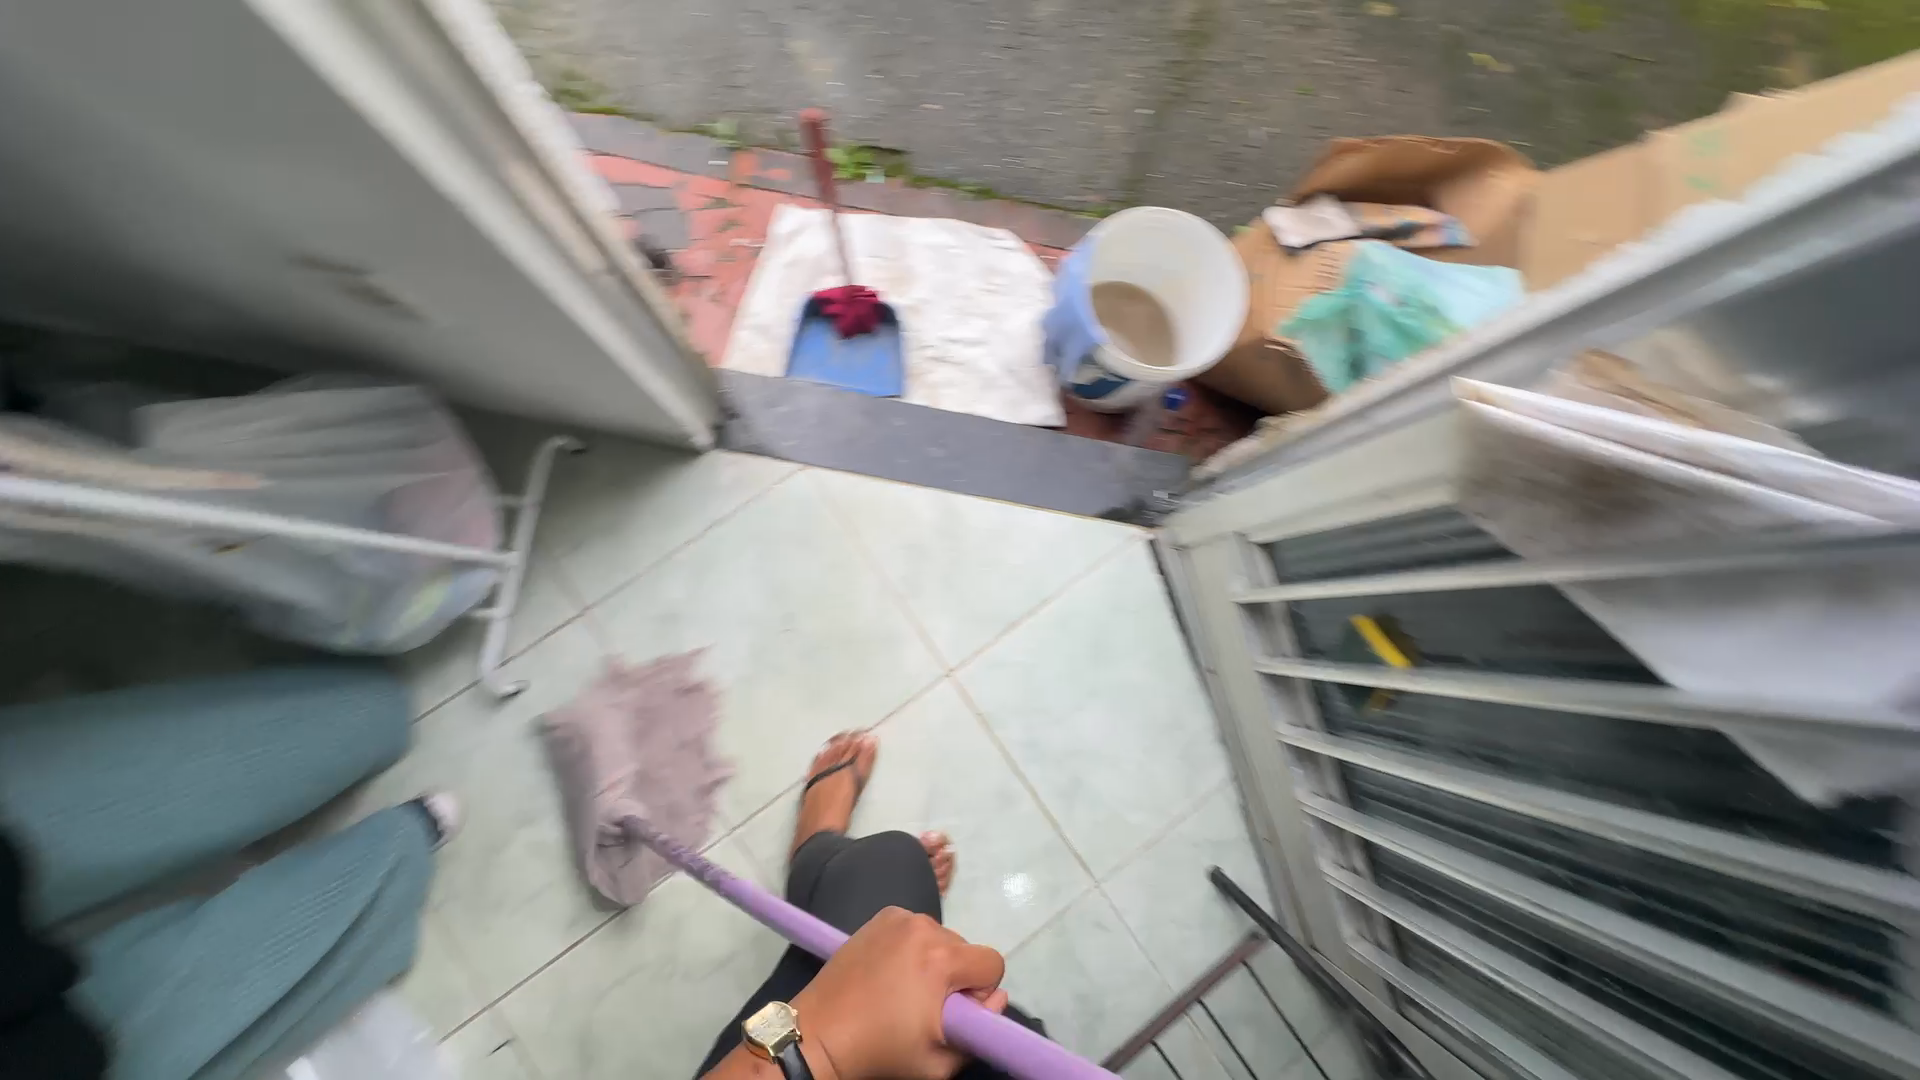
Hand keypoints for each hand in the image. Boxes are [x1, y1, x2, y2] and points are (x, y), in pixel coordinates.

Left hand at [793, 907, 1008, 1079]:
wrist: (821, 1033)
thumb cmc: (882, 1050)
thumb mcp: (940, 1062)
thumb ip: (980, 1030)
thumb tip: (994, 999)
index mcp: (942, 959)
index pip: (992, 962)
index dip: (983, 992)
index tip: (958, 1012)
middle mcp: (925, 926)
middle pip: (964, 949)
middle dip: (956, 977)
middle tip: (927, 1006)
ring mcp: (900, 916)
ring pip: (940, 938)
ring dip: (934, 960)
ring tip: (904, 989)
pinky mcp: (882, 915)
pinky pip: (915, 928)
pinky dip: (912, 946)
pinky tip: (890, 970)